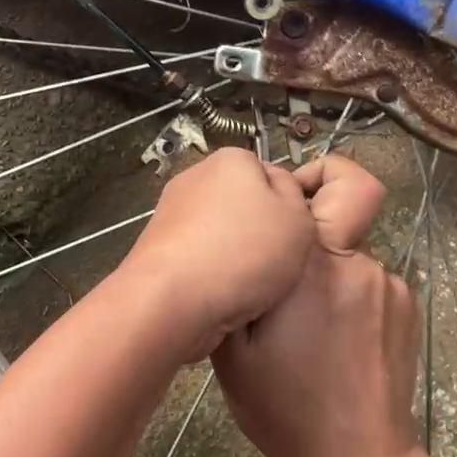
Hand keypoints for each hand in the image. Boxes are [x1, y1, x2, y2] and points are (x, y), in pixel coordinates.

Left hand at [117, 147, 315, 360]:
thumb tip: (276, 186)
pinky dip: (208, 269)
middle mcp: (195, 177)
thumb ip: (293, 193)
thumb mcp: (298, 217)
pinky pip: (197, 253)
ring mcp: (172, 210)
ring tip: (246, 282)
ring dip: (233, 253)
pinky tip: (218, 290)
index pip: (270, 175)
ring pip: (220, 232)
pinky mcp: (158, 243)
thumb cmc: (244, 251)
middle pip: (242, 203)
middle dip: (258, 230)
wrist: (172, 297)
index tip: (293, 232)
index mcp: (231, 159)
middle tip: (274, 260)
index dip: (287, 205)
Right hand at [212, 156, 417, 456]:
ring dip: (323, 270)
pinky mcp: (408, 311)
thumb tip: (241, 240)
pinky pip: (367, 280)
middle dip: (307, 230)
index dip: (318, 173)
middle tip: (278, 269)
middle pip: (339, 214)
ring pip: (349, 252)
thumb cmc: (282, 405)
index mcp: (314, 265)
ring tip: (299, 320)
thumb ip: (234, 283)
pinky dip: (345, 294)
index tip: (283, 202)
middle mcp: (361, 265)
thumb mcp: (230, 346)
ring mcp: (393, 288)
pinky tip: (327, 337)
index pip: (346, 182)